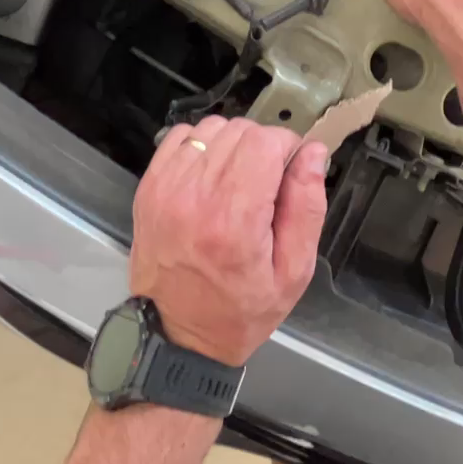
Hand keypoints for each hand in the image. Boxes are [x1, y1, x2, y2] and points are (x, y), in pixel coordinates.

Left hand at [129, 117, 329, 365]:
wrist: (175, 335)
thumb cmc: (240, 309)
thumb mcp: (294, 271)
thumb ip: (307, 207)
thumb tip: (313, 153)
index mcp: (234, 219)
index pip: (266, 141)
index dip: (288, 148)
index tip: (290, 173)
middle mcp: (195, 195)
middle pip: (241, 130)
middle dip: (264, 147)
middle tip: (267, 184)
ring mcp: (166, 188)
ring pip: (213, 128)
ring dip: (233, 144)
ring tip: (238, 181)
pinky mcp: (149, 187)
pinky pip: (182, 136)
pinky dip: (203, 145)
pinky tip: (211, 174)